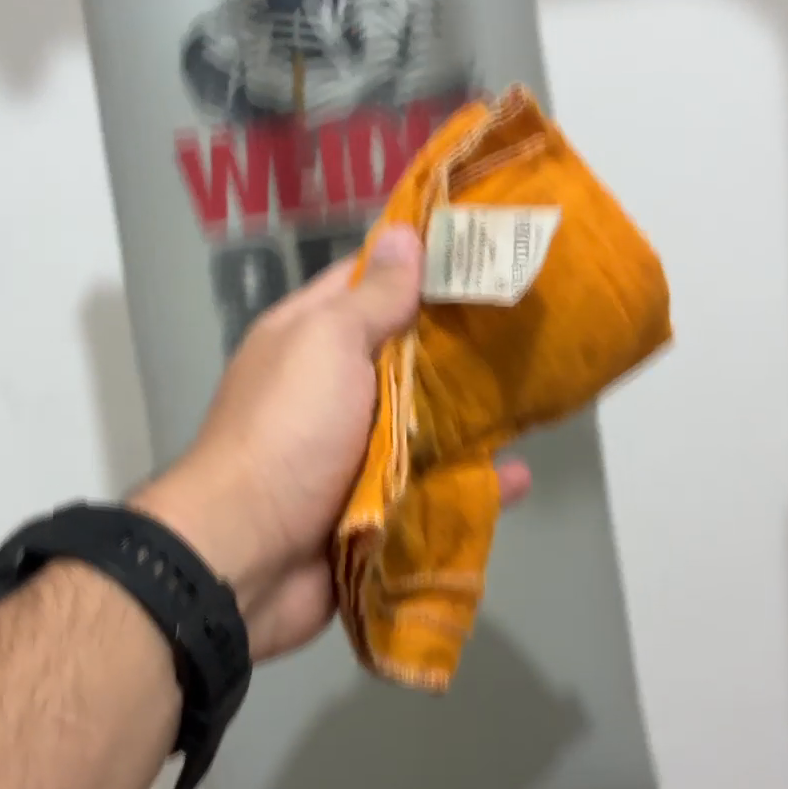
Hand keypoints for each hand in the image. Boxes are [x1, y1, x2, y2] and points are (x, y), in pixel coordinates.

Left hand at [138, 227, 532, 660]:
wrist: (249, 555)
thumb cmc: (288, 431)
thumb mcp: (327, 344)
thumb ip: (372, 298)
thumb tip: (404, 233)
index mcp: (311, 339)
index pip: (368, 283)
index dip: (421, 265)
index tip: (486, 251)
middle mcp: (333, 391)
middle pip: (406, 358)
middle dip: (462, 346)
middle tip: (533, 326)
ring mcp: (354, 453)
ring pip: (425, 427)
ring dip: (473, 421)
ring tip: (537, 402)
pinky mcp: (376, 509)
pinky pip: (431, 491)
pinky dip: (469, 487)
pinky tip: (516, 480)